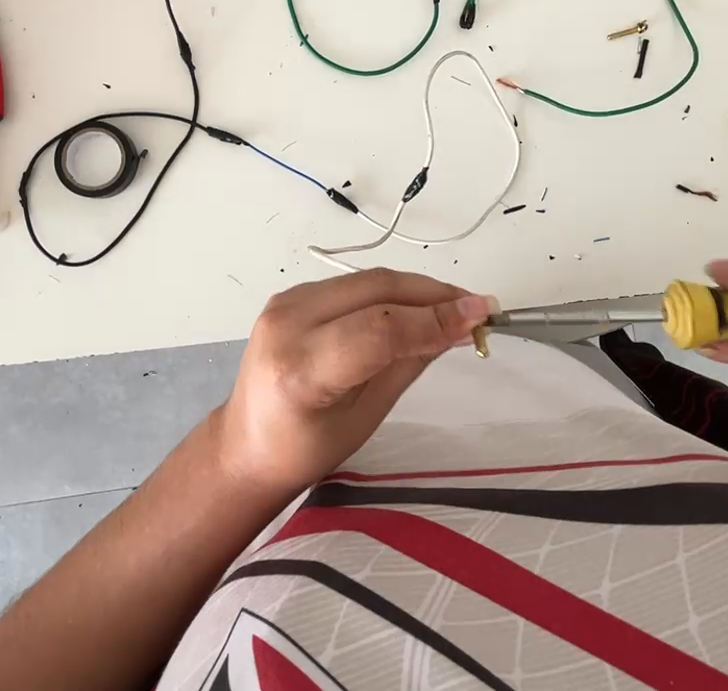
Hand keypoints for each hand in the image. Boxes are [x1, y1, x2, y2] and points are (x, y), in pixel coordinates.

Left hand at [218, 269, 495, 493]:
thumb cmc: (306, 449)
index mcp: (300, 369)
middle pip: (376, 290)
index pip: (379, 329)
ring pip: (368, 279)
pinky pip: (353, 284)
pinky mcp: (291, 293)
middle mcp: (288, 324)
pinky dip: (391, 291)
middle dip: (433, 294)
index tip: (481, 314)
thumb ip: (409, 362)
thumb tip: (458, 326)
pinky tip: (418, 305)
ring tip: (456, 305)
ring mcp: (285, 302)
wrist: (247, 443)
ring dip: (416, 289)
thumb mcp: (367, 415)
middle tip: (477, 306)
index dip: (434, 318)